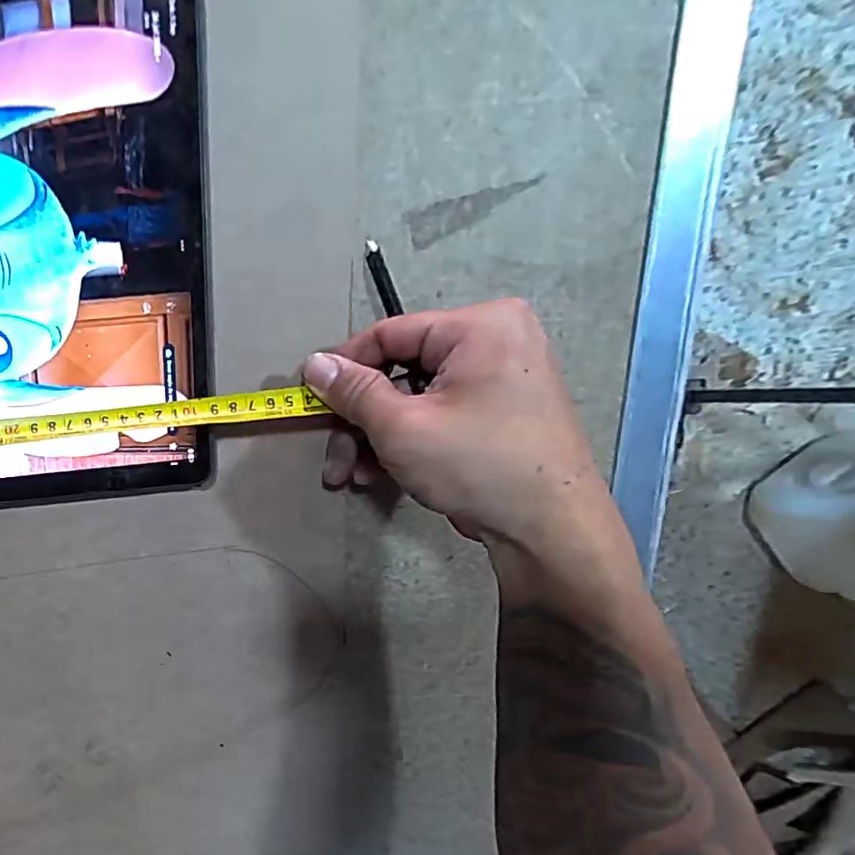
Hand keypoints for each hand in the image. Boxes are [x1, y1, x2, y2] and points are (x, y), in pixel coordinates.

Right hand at [302, 300, 608, 552]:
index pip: (388, 334)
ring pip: (409, 399)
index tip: (307, 399)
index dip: (341, 368)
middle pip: (396, 372)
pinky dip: (400, 443)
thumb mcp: (400, 426)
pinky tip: (376, 475)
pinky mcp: (491, 413)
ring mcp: (494, 379)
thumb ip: (352, 391)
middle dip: (356, 419)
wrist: (547, 527)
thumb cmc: (475, 463)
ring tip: (348, 475)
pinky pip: (432, 415)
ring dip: (371, 438)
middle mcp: (491, 341)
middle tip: (330, 454)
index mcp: (478, 327)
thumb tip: (312, 363)